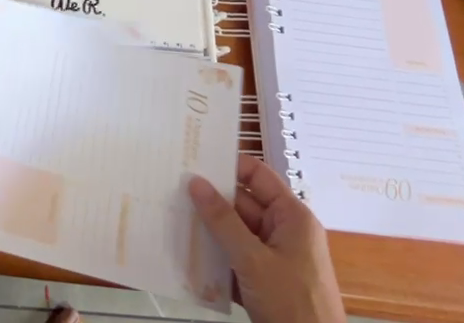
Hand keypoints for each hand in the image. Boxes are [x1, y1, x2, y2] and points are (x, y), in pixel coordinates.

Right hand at [188, 155, 345, 322]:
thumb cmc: (291, 303)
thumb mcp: (252, 260)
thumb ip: (222, 220)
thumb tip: (195, 181)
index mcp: (292, 216)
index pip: (257, 175)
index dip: (227, 165)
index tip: (192, 159)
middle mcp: (285, 231)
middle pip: (243, 204)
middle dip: (211, 201)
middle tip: (172, 190)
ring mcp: (276, 258)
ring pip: (236, 233)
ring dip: (210, 231)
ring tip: (172, 218)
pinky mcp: (266, 282)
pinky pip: (237, 259)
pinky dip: (217, 258)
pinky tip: (188, 255)